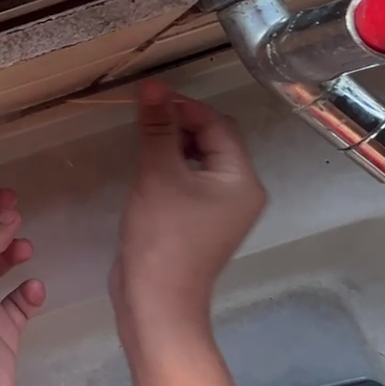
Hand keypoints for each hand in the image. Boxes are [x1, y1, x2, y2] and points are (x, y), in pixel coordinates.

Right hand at [111, 80, 265, 342]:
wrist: (156, 299)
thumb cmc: (162, 234)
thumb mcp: (157, 174)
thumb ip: (156, 128)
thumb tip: (152, 87)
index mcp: (241, 180)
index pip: (218, 125)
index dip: (184, 106)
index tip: (148, 96)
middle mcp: (240, 193)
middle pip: (214, 141)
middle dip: (180, 123)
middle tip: (143, 115)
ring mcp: (220, 211)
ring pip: (200, 160)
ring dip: (174, 143)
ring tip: (142, 138)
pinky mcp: (199, 223)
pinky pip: (190, 180)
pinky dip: (171, 166)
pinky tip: (146, 168)